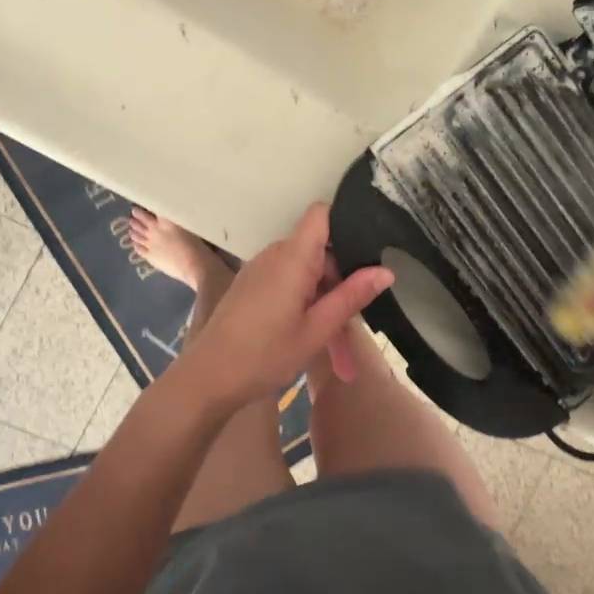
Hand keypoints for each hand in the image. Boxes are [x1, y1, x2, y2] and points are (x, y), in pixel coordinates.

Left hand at [180, 203, 392, 405]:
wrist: (207, 379)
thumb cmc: (265, 355)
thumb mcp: (316, 330)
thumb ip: (351, 297)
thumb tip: (386, 271)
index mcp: (292, 256)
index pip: (321, 213)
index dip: (345, 223)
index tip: (366, 254)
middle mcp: (275, 254)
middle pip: (319, 249)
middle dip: (339, 279)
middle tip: (351, 320)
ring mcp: (260, 269)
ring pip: (304, 269)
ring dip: (322, 295)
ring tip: (331, 337)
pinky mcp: (250, 285)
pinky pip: (286, 280)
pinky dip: (303, 299)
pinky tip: (306, 333)